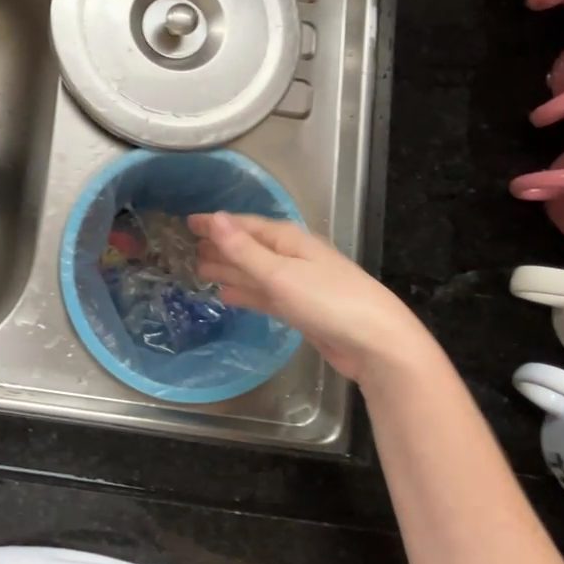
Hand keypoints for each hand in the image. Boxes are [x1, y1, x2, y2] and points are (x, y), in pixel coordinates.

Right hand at [190, 212, 441, 385]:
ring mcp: (298, 284)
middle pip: (249, 247)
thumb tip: (215, 219)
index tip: (188, 222)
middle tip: (187, 248)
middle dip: (220, 246)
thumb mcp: (281, 274)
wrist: (376, 344)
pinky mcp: (300, 310)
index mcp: (290, 241)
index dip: (216, 224)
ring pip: (254, 272)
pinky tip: (227, 295)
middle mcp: (293, 258)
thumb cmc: (329, 302)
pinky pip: (263, 295)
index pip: (245, 226)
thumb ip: (244, 250)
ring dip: (228, 269)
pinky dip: (244, 293)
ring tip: (199, 269)